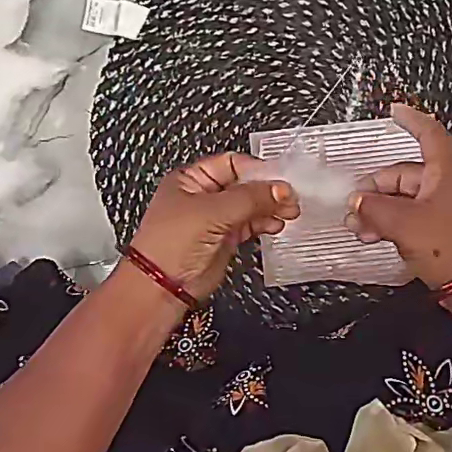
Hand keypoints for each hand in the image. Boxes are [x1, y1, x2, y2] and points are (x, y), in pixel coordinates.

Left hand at [128, 153, 299, 300]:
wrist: (161, 287)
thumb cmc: (169, 245)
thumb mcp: (212, 212)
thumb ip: (250, 198)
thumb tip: (280, 188)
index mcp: (192, 179)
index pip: (232, 163)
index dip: (257, 169)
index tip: (280, 178)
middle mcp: (204, 196)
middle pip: (245, 184)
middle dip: (269, 190)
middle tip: (290, 196)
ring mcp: (215, 218)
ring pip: (251, 205)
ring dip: (271, 207)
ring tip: (289, 211)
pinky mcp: (225, 238)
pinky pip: (251, 224)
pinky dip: (265, 223)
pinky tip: (276, 224)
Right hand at [345, 104, 451, 287]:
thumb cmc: (450, 246)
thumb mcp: (404, 223)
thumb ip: (375, 208)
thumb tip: (357, 202)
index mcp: (447, 171)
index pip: (429, 133)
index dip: (411, 120)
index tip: (394, 111)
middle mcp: (450, 185)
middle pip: (406, 174)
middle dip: (376, 189)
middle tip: (354, 208)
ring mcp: (449, 209)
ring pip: (406, 199)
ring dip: (380, 211)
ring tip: (359, 229)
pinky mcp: (446, 231)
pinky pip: (414, 218)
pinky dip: (393, 224)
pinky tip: (374, 237)